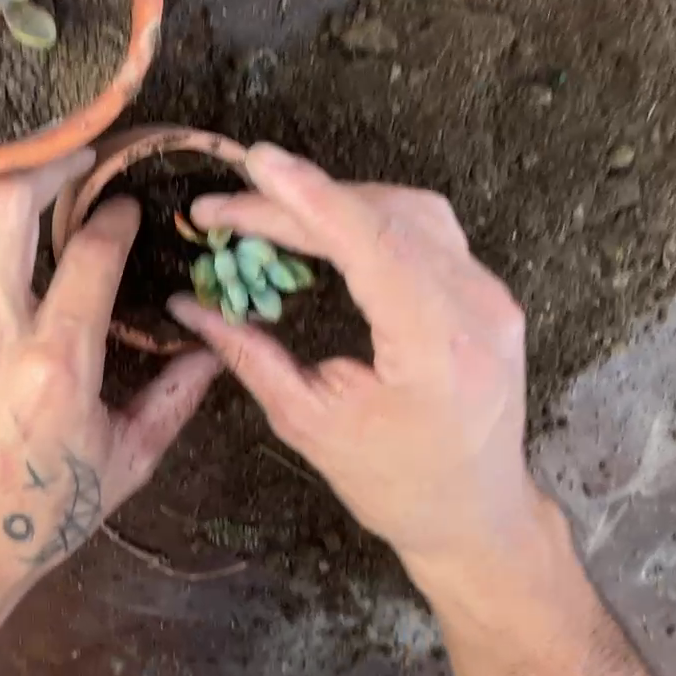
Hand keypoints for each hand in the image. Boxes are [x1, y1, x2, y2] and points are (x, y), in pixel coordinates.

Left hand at [0, 151, 222, 632]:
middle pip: (7, 204)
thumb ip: (173, 399)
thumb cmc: (33, 515)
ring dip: (4, 182)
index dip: (114, 217)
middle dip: (47, 165)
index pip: (91, 253)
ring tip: (37, 178)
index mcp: (55, 365)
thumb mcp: (122, 465)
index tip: (125, 207)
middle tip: (77, 158)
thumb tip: (210, 349)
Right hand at [165, 143, 545, 580]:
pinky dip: (362, 214)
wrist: (476, 513)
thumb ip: (248, 353)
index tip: (256, 162)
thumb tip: (185, 304)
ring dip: (331, 201)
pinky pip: (421, 225)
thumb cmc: (390, 482)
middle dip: (295, 202)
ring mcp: (489, 292)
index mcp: (437, 347)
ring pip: (406, 209)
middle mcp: (476, 306)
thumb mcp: (306, 423)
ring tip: (264, 211)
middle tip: (221, 208)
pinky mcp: (484, 288)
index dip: (311, 197)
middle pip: (381, 218)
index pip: (373, 244)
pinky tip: (321, 224)